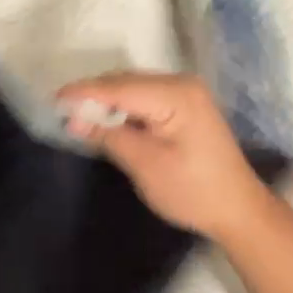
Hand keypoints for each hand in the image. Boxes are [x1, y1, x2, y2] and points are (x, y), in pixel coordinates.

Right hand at [58, 72, 273, 240]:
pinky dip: (122, 107)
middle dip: (93, 96)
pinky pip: (143, 98)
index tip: (53, 100)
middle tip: (62, 114)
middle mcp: (181, 84)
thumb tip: (74, 119)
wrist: (239, 209)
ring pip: (132, 88)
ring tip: (78, 118)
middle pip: (124, 82)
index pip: (118, 87)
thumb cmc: (193, 190)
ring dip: (106, 102)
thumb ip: (109, 136)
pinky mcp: (184, 105)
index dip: (84, 93)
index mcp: (175, 95)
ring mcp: (185, 93)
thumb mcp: (145, 165)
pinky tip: (107, 121)